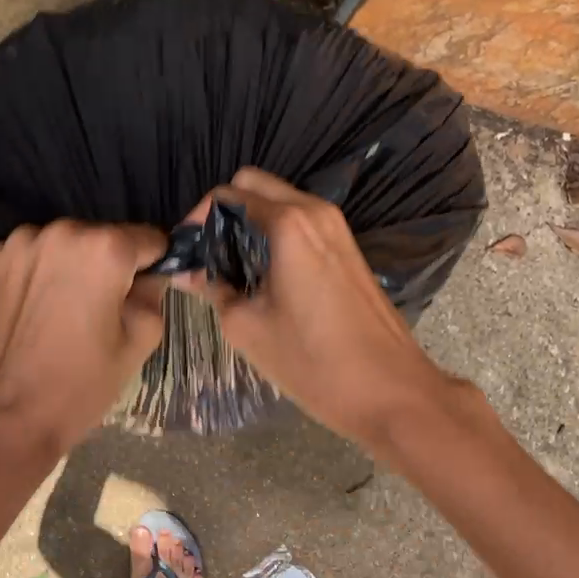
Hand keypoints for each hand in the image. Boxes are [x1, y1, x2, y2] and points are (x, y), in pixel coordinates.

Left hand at [0, 221, 167, 456]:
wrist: (3, 419)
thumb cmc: (81, 384)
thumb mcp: (140, 342)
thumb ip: (154, 293)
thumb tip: (151, 275)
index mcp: (105, 248)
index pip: (150, 239)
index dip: (153, 265)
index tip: (143, 293)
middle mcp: (63, 231)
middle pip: (105, 238)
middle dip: (111, 265)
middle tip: (103, 310)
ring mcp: (22, 242)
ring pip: (68, 244)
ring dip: (73, 266)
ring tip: (66, 311)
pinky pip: (33, 255)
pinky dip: (40, 272)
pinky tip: (36, 309)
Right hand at [184, 168, 458, 452]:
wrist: (392, 392)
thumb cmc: (314, 362)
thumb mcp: (248, 327)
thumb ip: (213, 289)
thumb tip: (186, 271)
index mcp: (288, 223)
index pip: (226, 195)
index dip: (197, 219)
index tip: (186, 252)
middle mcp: (314, 211)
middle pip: (254, 185)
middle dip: (223, 212)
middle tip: (208, 254)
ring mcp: (336, 227)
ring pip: (280, 201)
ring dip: (250, 223)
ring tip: (231, 269)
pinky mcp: (348, 247)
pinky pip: (301, 221)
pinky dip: (275, 234)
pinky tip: (263, 276)